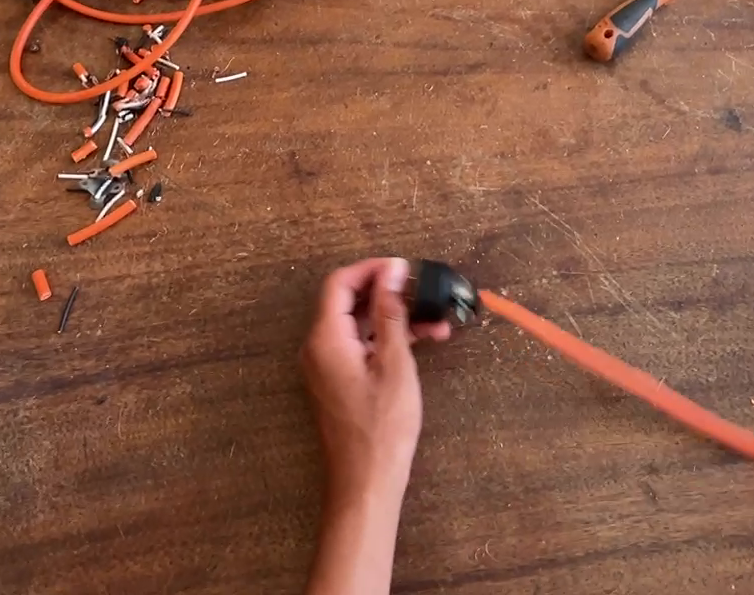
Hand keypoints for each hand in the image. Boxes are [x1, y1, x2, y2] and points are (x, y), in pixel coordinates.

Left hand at [300, 258, 450, 504]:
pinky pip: (360, 344)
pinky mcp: (339, 379)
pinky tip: (422, 341)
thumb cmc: (382, 427)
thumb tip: (392, 272)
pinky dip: (387, 338)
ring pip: (359, 323)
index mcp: (326, 338)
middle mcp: (319, 346)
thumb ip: (390, 313)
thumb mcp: (394, 363)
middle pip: (349, 300)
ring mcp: (327, 364)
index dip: (372, 269)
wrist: (365, 485)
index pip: (340, 283)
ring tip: (435, 319)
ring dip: (394, 316)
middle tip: (423, 291)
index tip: (405, 268)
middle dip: (388, 292)